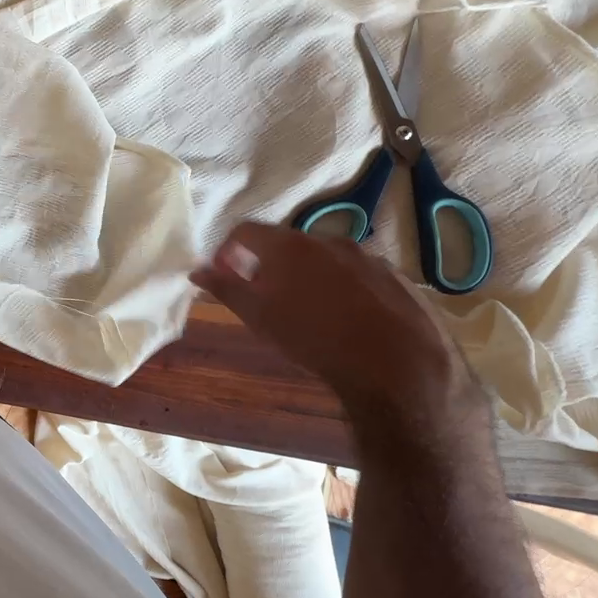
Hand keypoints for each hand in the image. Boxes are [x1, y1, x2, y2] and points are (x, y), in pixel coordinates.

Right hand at [191, 222, 489, 458]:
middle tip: (265, 297)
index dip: (228, 250)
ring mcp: (369, 258)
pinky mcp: (400, 278)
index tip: (225, 276)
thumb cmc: (312, 337)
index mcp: (288, 245)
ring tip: (309, 311)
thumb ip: (224, 287)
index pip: (245, 230)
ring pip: (325, 259)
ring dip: (307, 275)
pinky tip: (347, 320)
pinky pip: (359, 274)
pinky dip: (343, 287)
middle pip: (286, 243)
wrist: (399, 366)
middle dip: (269, 264)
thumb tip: (198, 271)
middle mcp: (328, 241)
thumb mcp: (256, 315)